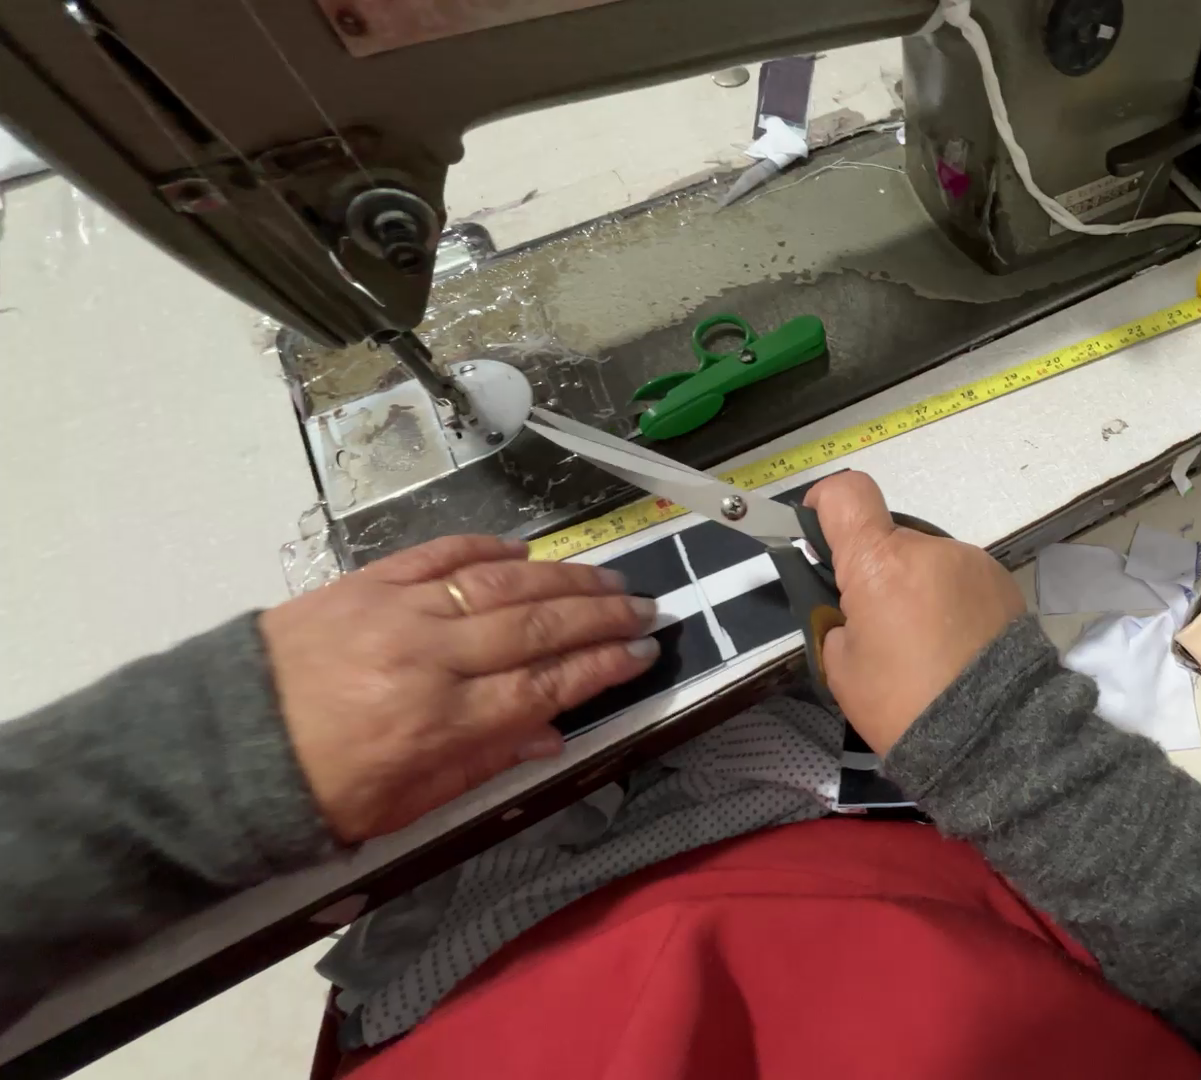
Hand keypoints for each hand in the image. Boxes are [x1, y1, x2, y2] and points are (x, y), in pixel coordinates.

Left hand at [260, 536, 657, 843]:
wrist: (199, 757)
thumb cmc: (317, 793)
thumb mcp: (409, 804)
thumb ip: (487, 762)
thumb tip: (554, 734)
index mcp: (440, 724)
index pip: (548, 684)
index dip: (604, 666)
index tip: (643, 652)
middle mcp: (428, 659)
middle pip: (539, 626)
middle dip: (604, 615)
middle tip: (646, 607)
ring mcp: (396, 612)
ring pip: (505, 585)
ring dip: (567, 578)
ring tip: (610, 577)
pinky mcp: (363, 583)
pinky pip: (440, 554)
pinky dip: (489, 548)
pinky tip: (527, 551)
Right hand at [805, 472, 1024, 755]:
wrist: (994, 735)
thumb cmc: (904, 704)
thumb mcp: (842, 668)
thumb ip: (841, 619)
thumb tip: (857, 606)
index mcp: (880, 561)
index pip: (847, 492)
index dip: (826, 504)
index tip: (821, 537)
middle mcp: (930, 547)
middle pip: (889, 537)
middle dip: (877, 570)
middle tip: (880, 626)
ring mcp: (973, 562)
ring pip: (927, 561)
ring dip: (917, 587)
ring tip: (927, 646)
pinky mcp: (1004, 582)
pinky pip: (961, 579)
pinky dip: (950, 601)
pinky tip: (958, 647)